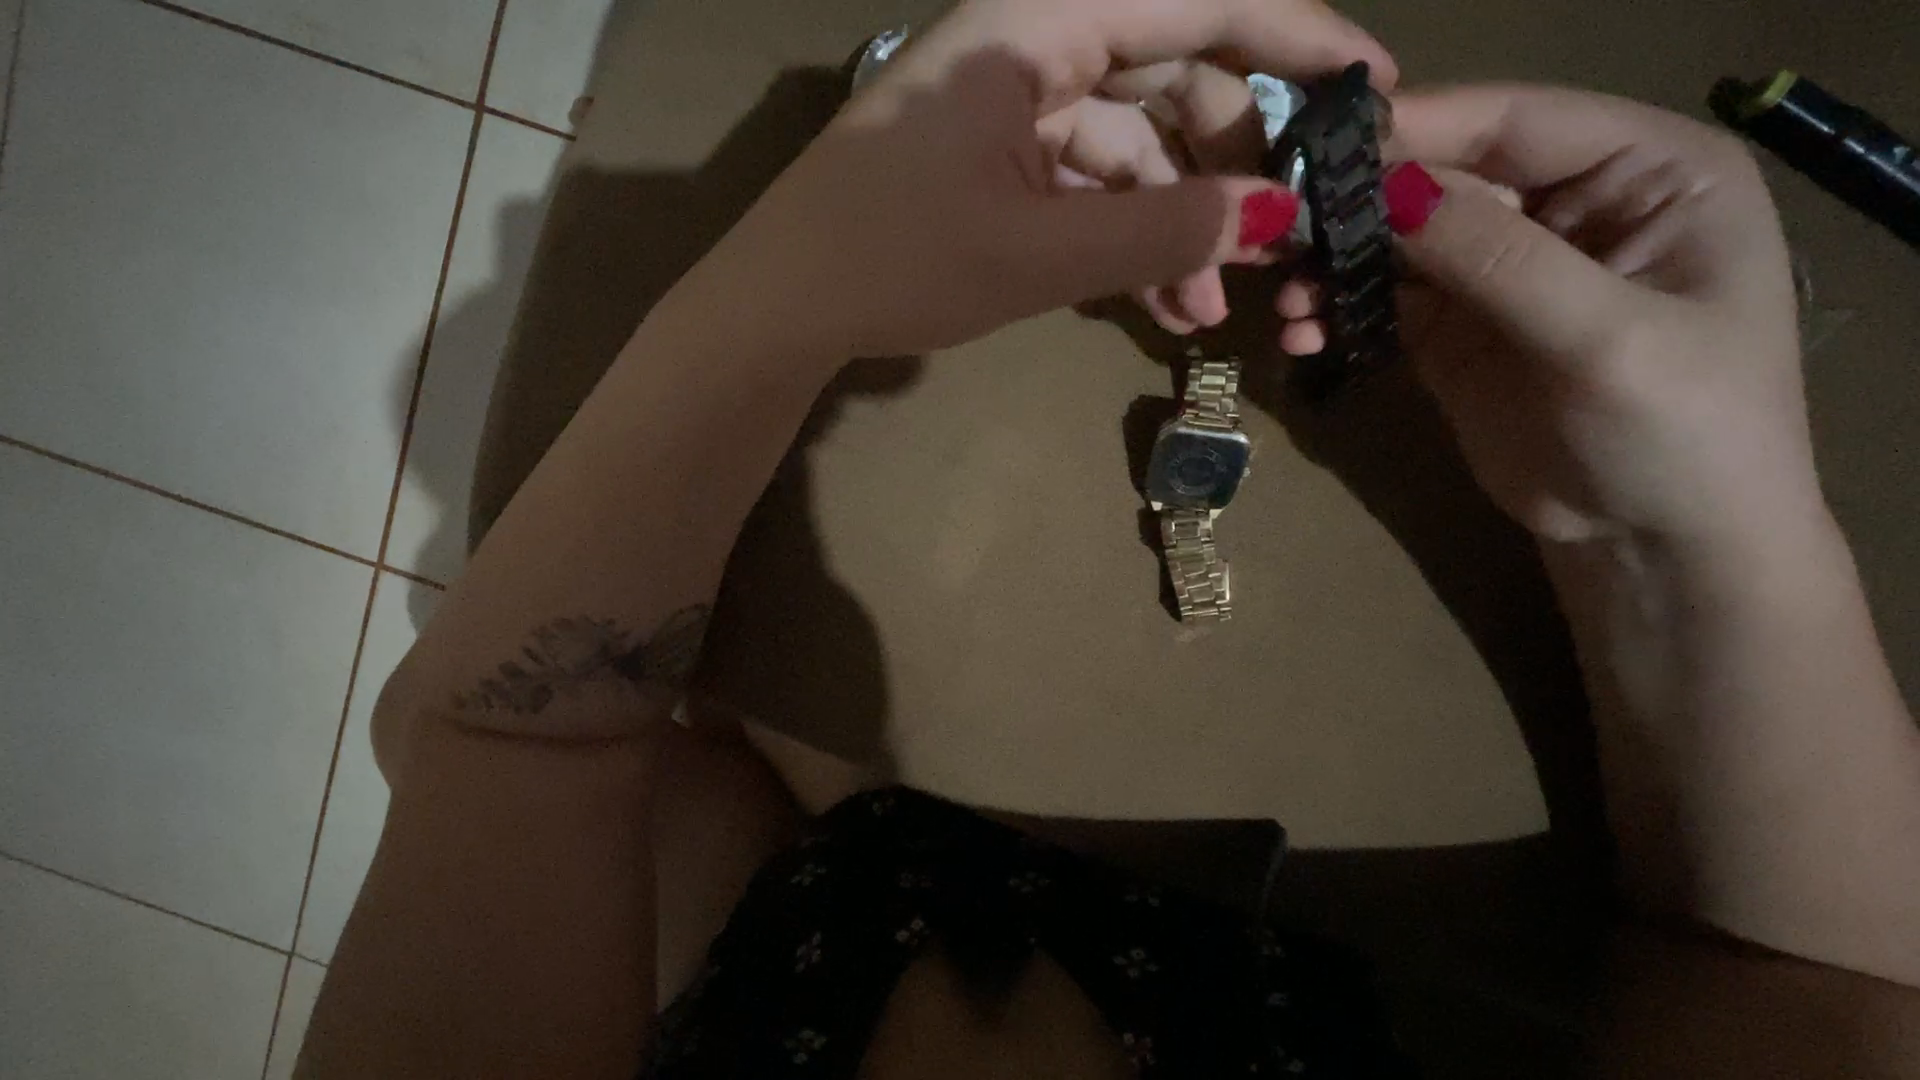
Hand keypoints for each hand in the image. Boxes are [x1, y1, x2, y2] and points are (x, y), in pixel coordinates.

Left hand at [673, 0, 1394, 363]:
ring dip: (1175, 229)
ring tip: (1206, 311)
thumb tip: (1275, 216)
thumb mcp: (1038, 252)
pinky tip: (1159, 306)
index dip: (1291, 37)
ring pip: (1129, 152)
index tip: (1367, 89)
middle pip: (1167, 79)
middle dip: (1226, 167)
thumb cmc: (896, 264)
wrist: (783, 309)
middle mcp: (1028, 49)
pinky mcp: (997, 169)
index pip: (1192, 1)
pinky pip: (1086, 191)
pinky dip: (1125, 243)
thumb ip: (1159, 233)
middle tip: (1278, 238)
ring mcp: (1010, 113)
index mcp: (1034, 25)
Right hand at [1292, 85, 1819, 545]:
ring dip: (1337, 263)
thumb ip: (1499, 258)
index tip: (1323, 143)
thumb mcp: (1603, 337)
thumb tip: (1390, 189)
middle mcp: (1567, 206)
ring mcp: (1501, 271)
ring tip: (1289, 302)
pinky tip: (1304, 336)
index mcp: (1644, 172)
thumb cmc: (1679, 432)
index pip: (1518, 121)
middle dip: (1360, 204)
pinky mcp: (1452, 329)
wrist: (1652, 540)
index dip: (1422, 126)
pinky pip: (1381, 301)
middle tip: (1278, 229)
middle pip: (1444, 177)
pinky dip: (1338, 312)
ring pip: (1400, 240)